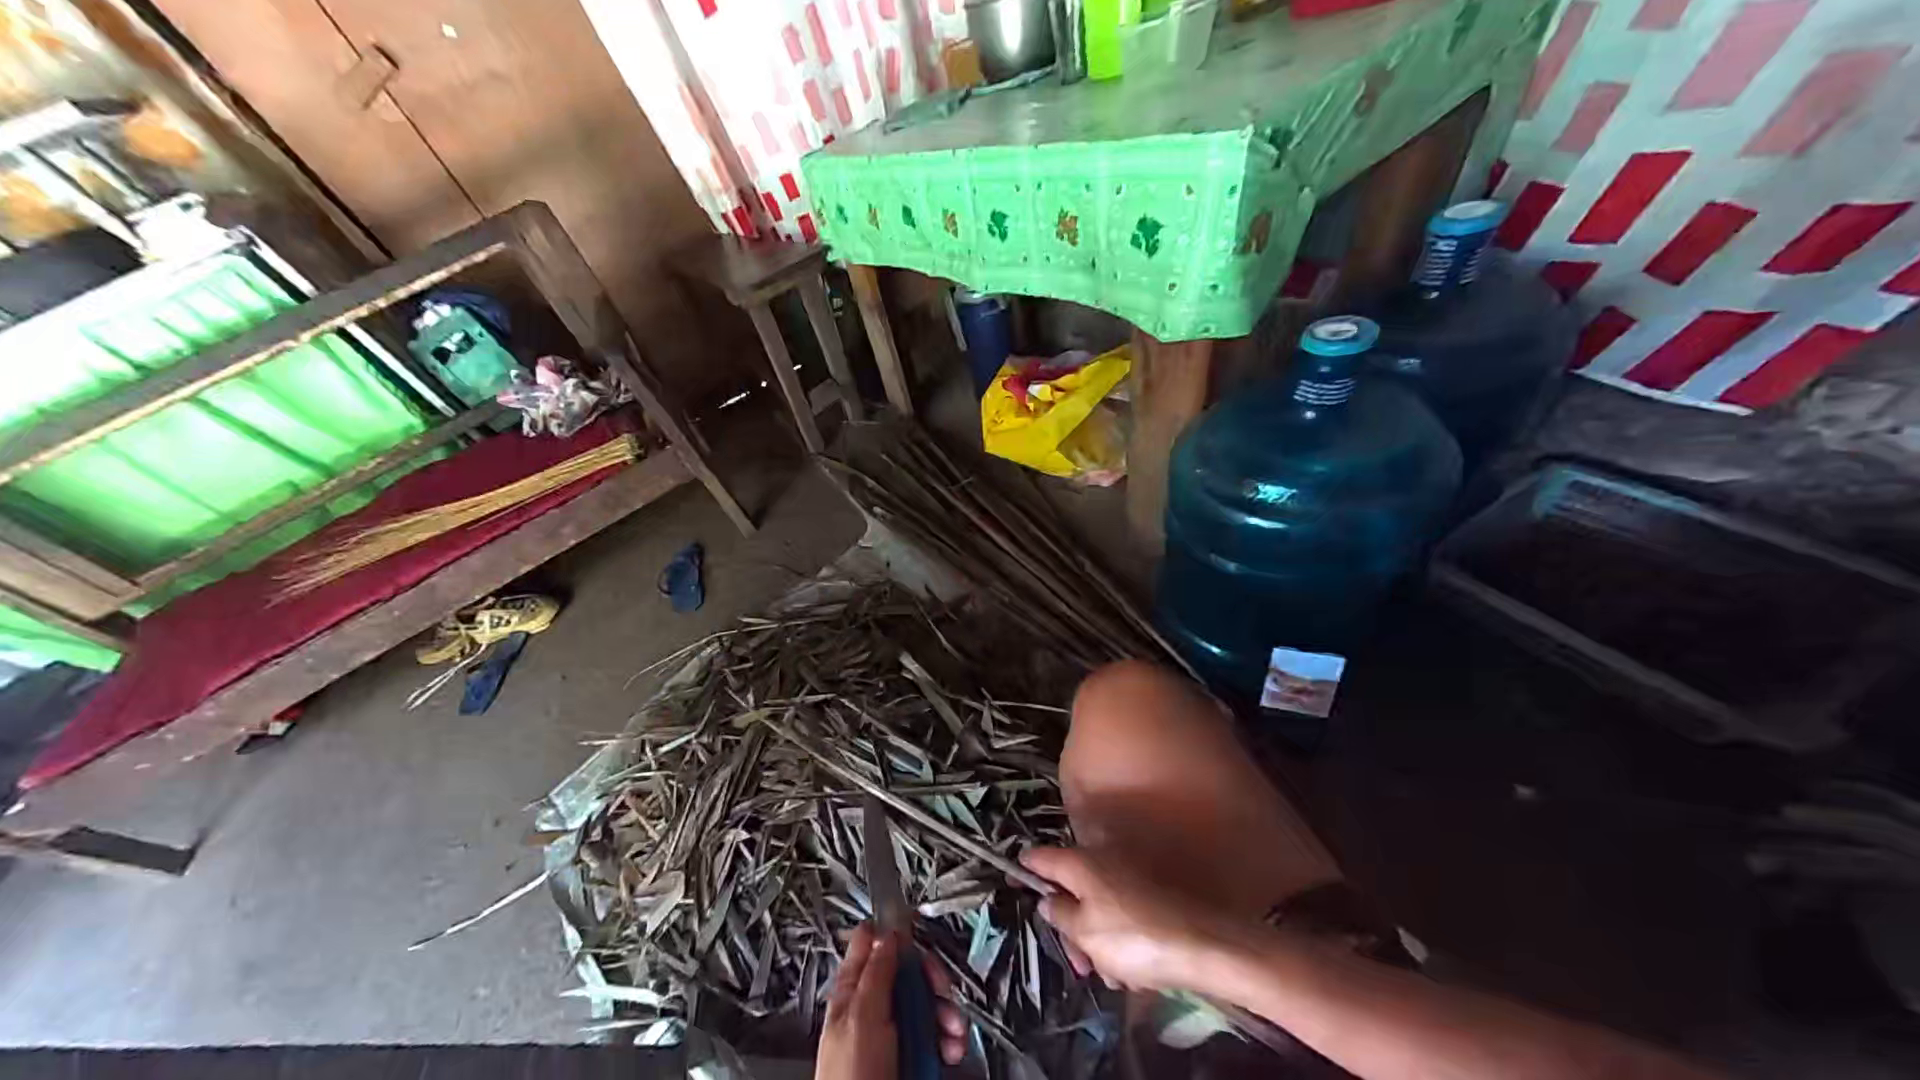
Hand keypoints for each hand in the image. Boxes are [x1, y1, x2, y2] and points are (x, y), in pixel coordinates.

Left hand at [815, 922, 968, 1079]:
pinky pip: (934, 1034)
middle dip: (932, 981)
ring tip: (953, 1034)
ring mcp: (893, 1031)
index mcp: (854, 989)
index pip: (872, 942)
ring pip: (926, 1002)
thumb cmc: (853, 1076)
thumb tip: (887, 932)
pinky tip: (953, 1050)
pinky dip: (949, 1039)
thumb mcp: (862, 1017)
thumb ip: (875, 973)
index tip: (918, 941)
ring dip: (946, 1013)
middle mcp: (873, 1005)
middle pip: (909, 972)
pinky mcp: (910, 1054)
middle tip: (943, 994)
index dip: (896, 935)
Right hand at [1021, 845, 1255, 993]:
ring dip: (1099, 942)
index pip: (1041, 857)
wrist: (1205, 946)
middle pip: (1072, 890)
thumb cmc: (1134, 938)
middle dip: (1071, 928)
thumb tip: (1049, 900)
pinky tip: (1134, 972)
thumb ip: (1060, 914)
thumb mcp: (1085, 933)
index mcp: (1081, 863)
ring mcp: (1131, 875)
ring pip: (1100, 909)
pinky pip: (1124, 916)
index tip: (1013, 875)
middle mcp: (1104, 860)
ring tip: (1113, 977)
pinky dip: (1123, 941)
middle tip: (1079, 963)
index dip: (1025, 868)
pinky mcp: (1153, 895)